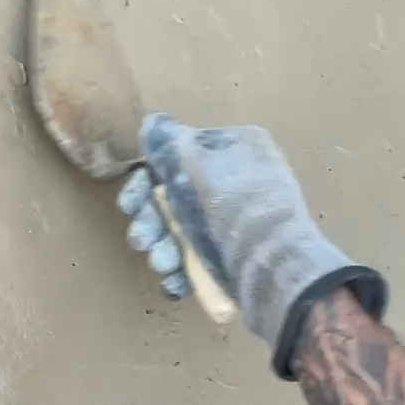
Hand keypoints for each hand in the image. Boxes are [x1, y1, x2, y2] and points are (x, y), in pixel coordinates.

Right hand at [116, 113, 387, 377]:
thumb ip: (169, 142)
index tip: (131, 206)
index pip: (173, 162)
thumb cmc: (236, 207)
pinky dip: (178, 275)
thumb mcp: (198, 163)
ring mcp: (230, 224)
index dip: (144, 185)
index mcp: (232, 152)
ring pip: (175, 237)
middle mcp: (232, 183)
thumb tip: (151, 122)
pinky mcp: (229, 258)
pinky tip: (177, 282)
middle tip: (145, 241)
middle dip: (150, 225)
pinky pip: (191, 264)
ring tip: (166, 264)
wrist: (272, 264)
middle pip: (168, 203)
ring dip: (161, 251)